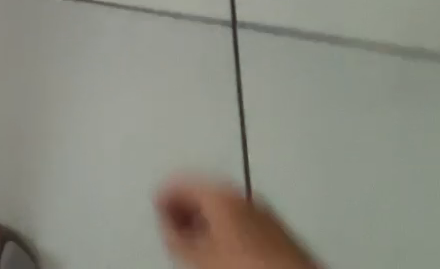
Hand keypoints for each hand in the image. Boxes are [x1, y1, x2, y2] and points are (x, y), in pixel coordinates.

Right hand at [155, 176, 319, 268]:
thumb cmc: (248, 261)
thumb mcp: (196, 249)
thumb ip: (172, 230)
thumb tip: (164, 221)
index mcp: (220, 185)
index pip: (177, 178)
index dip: (162, 195)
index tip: (157, 209)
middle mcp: (243, 187)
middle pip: (204, 191)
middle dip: (187, 208)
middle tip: (175, 226)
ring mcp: (266, 206)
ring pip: (226, 207)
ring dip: (209, 221)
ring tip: (200, 242)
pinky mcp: (283, 226)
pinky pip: (246, 219)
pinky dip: (231, 228)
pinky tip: (228, 249)